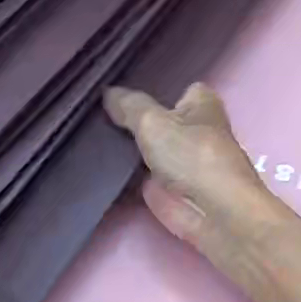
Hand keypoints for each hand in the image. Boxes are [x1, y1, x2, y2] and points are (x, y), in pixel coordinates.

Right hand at [102, 83, 289, 261]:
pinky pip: (137, 173)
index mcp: (200, 104)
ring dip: (123, 144)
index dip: (150, 88)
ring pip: (144, 145)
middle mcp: (192, 130)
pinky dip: (120, 171)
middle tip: (95, 109)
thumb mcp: (153, 122)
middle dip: (130, 116)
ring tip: (88, 131)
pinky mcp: (165, 188)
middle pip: (155, 118)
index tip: (117, 88)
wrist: (212, 213)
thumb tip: (107, 92)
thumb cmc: (192, 156)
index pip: (175, 88)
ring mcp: (178, 161)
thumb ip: (129, 106)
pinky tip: (92, 161)